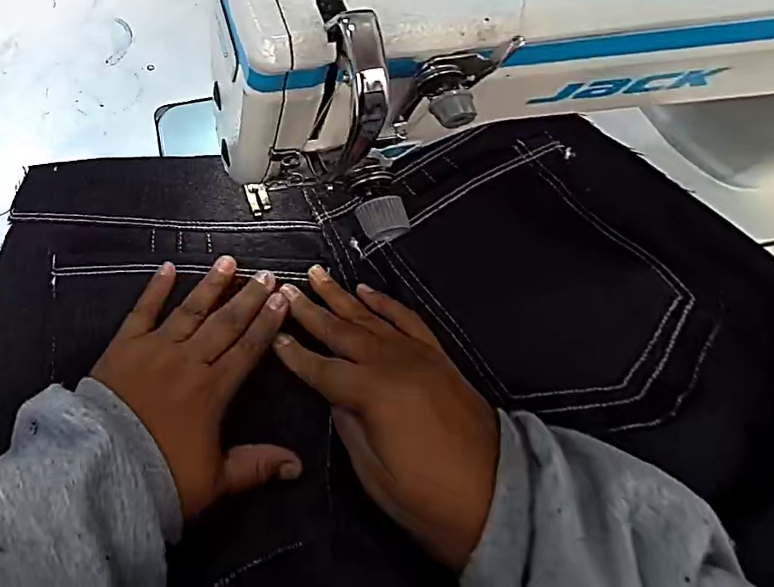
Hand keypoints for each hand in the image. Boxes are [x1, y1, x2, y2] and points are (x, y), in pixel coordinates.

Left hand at [90, 256, 299, 517]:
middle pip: (225, 323)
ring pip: (190, 310)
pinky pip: (143, 310)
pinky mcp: (125, 344)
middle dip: (248, 297)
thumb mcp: (215, 481)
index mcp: (212, 389)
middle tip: (266, 274)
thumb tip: (297, 464)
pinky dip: (156, 287)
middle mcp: (188, 359)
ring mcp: (156, 347)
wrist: (102, 469)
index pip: (247, 349)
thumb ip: (255, 466)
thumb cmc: (161, 477)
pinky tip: (168, 267)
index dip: (266, 324)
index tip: (281, 299)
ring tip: (228, 260)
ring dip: (211, 284)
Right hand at [272, 266, 499, 569]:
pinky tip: (366, 290)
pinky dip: (384, 302)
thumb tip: (335, 396)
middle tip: (286, 289)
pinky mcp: (437, 355)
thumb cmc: (430, 500)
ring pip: (368, 316)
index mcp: (371, 393)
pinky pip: (406, 318)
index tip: (272, 333)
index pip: (320, 367)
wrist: (501, 500)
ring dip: (339, 294)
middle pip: (340, 331)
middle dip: (309, 310)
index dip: (293, 353)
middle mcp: (391, 363)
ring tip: (317, 273)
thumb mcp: (375, 474)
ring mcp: (416, 354)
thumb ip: (348, 426)